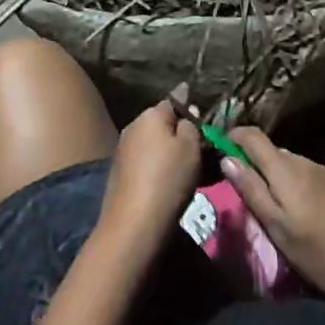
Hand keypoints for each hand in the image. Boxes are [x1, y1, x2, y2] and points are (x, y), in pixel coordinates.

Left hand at [99, 101, 200, 241]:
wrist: (134, 223)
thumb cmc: (168, 179)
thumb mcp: (191, 147)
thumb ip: (191, 125)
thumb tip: (188, 112)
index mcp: (150, 114)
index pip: (174, 100)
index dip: (191, 107)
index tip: (205, 119)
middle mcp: (133, 125)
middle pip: (162, 122)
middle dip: (179, 132)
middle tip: (201, 149)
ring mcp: (123, 149)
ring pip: (153, 142)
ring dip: (168, 150)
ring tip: (188, 169)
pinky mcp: (120, 171)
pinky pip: (145, 160)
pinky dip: (157, 166)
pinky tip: (168, 182)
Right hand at [222, 126, 324, 299]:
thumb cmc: (319, 251)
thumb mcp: (276, 226)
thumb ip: (251, 189)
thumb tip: (227, 158)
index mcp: (284, 168)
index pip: (252, 135)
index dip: (232, 137)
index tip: (219, 151)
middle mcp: (302, 161)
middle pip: (269, 149)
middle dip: (251, 162)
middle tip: (241, 189)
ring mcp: (320, 170)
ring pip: (286, 163)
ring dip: (272, 175)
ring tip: (267, 204)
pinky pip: (302, 174)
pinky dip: (290, 184)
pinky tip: (295, 210)